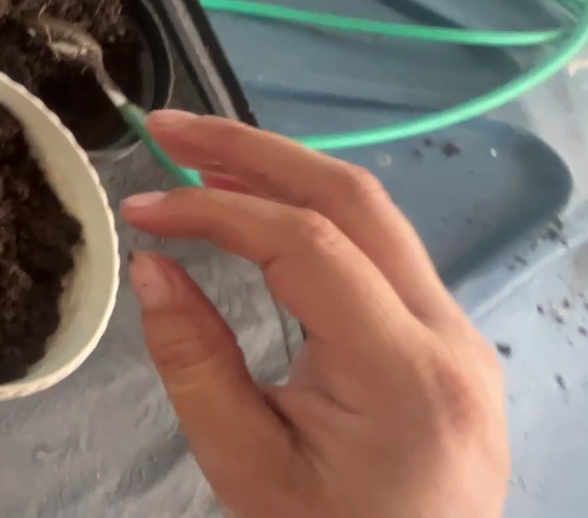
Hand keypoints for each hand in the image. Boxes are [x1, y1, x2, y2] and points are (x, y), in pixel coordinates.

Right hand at [122, 111, 507, 517]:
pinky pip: (363, 236)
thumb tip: (150, 263)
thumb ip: (192, 357)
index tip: (139, 211)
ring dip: (268, 163)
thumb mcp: (240, 459)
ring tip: (187, 147)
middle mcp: (445, 333)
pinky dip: (291, 198)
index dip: (211, 209)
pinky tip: (238, 194)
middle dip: (248, 148)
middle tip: (163, 128)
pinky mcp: (430, 328)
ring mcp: (448, 326)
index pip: (305, 244)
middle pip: (351, 198)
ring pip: (364, 207)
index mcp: (404, 372)